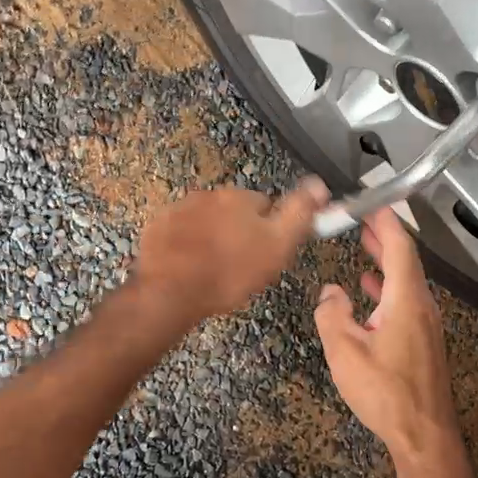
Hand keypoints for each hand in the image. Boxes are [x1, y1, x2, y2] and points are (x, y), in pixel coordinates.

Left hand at [131, 178, 328, 323]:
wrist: (170, 292)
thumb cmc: (228, 274)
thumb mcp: (277, 248)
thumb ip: (300, 214)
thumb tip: (319, 185)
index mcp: (241, 198)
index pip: (265, 205)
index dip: (268, 231)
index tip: (264, 254)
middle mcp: (209, 195)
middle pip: (233, 212)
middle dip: (237, 233)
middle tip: (239, 267)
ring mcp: (180, 209)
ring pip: (206, 222)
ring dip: (211, 239)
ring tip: (212, 271)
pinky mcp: (158, 227)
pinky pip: (180, 232)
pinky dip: (185, 245)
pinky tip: (188, 268)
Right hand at [313, 209, 458, 462]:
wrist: (424, 435)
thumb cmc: (385, 392)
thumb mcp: (344, 351)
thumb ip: (332, 314)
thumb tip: (329, 291)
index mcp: (406, 300)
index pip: (400, 247)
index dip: (386, 221)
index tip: (373, 202)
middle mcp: (422, 307)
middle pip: (406, 261)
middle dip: (385, 238)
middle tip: (366, 219)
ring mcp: (427, 326)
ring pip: (407, 283)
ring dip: (386, 263)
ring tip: (365, 249)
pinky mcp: (425, 344)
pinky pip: (407, 303)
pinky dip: (388, 289)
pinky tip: (371, 296)